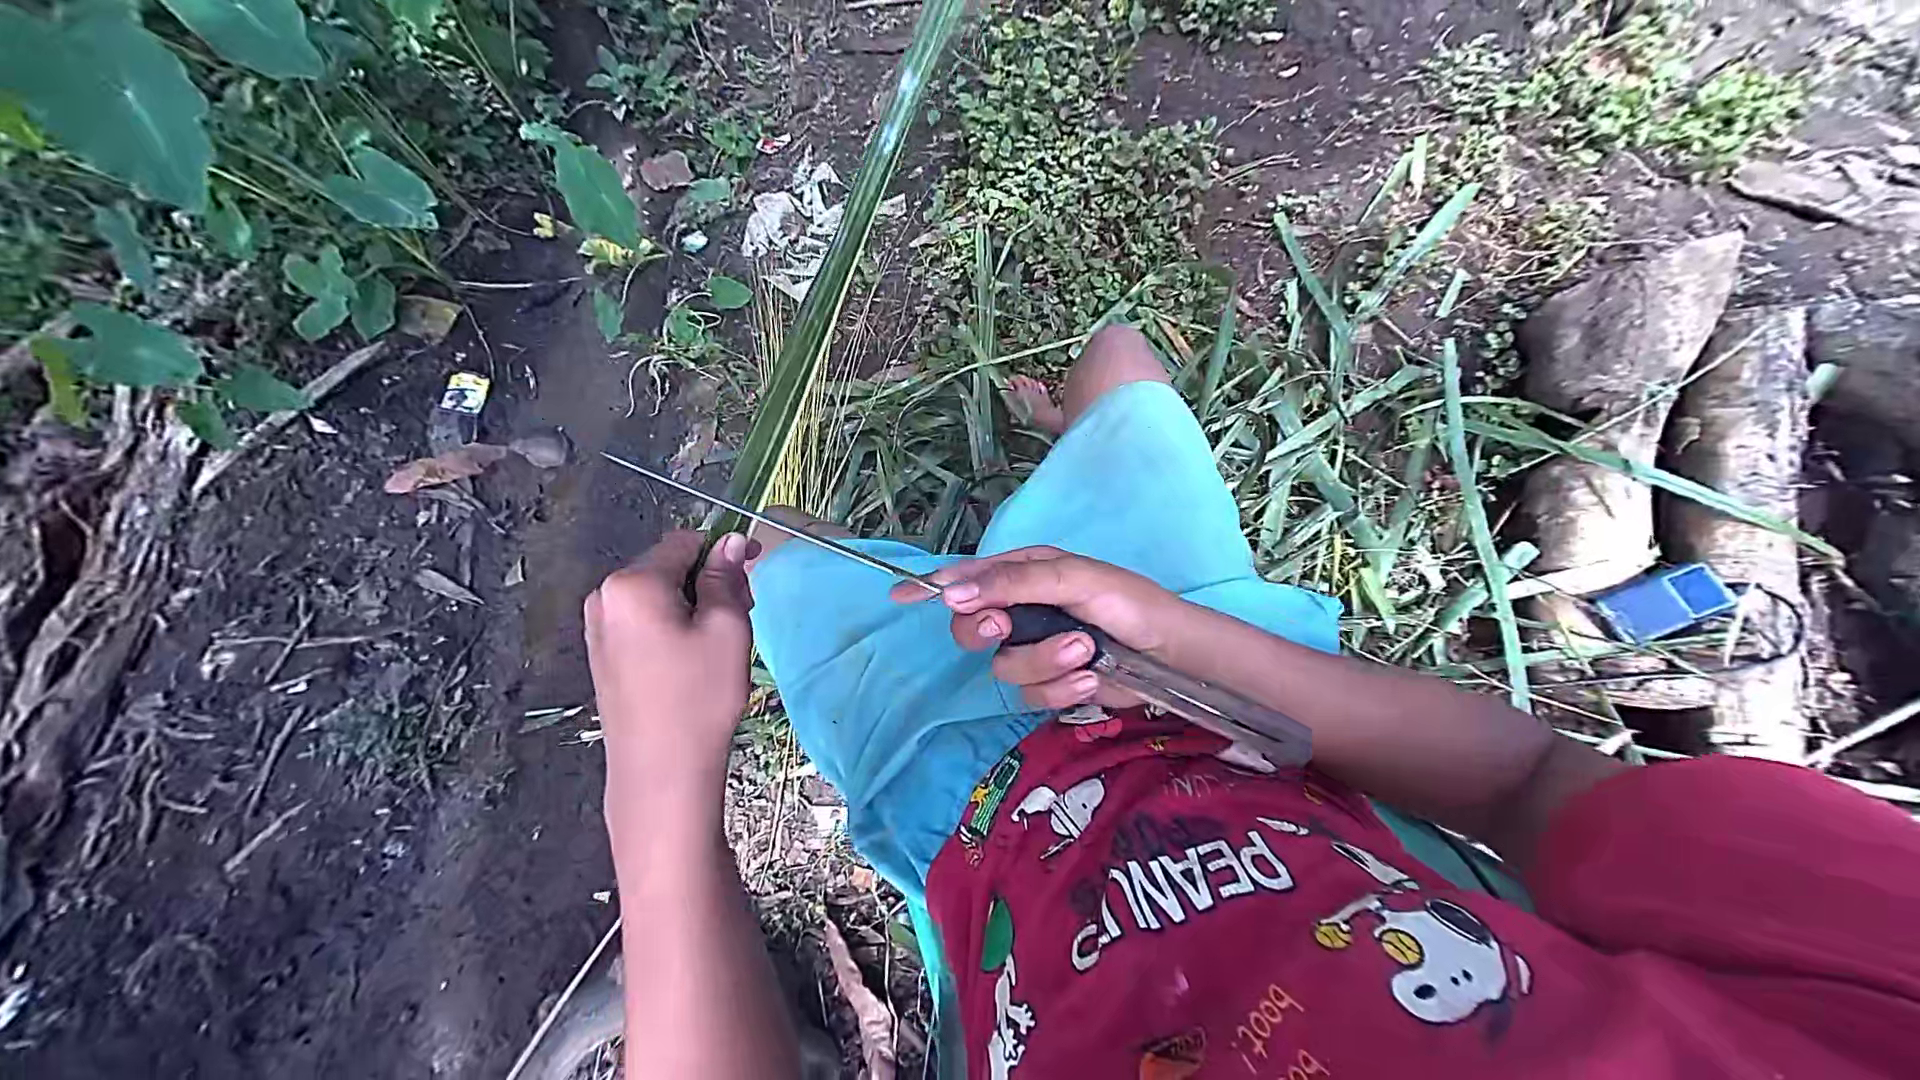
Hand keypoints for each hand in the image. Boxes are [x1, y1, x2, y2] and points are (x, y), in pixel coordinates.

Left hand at [585, 531, 756, 815]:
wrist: (661, 771)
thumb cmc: (700, 695)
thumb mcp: (726, 627)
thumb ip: (726, 577)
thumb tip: (732, 541)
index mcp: (631, 584)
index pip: (685, 542)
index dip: (724, 550)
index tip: (753, 570)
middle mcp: (605, 598)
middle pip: (670, 567)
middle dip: (709, 580)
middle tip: (743, 613)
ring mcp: (599, 628)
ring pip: (659, 595)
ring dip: (695, 603)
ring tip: (723, 638)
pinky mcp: (604, 654)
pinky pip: (645, 620)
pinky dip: (675, 623)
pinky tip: (695, 654)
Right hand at [889, 546, 1189, 709]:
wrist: (1169, 652)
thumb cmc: (1126, 602)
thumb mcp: (1072, 579)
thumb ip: (1013, 582)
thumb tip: (952, 593)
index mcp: (1024, 575)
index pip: (968, 579)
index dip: (932, 587)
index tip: (899, 596)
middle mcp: (1021, 611)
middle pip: (971, 628)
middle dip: (985, 630)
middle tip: (1004, 627)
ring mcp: (1034, 650)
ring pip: (1003, 668)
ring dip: (1044, 661)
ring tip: (1083, 650)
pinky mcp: (1051, 684)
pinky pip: (1031, 696)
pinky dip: (1061, 689)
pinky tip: (1089, 678)